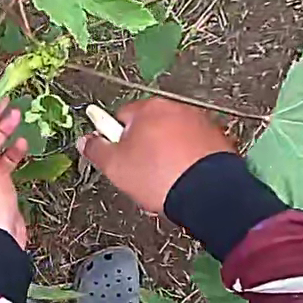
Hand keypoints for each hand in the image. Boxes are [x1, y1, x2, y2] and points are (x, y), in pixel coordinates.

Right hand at [79, 98, 233, 212]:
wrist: (207, 193)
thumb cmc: (161, 176)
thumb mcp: (115, 167)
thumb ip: (97, 150)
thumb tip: (86, 141)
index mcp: (148, 110)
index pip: (120, 117)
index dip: (116, 141)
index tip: (118, 158)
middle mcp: (175, 109)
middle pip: (148, 127)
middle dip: (142, 148)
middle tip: (139, 174)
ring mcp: (198, 123)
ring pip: (171, 139)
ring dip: (165, 155)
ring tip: (163, 181)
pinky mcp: (216, 140)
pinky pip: (191, 149)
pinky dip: (186, 161)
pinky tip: (181, 181)